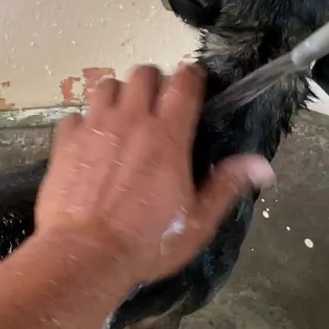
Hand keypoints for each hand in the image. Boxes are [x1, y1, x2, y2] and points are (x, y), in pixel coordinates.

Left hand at [35, 64, 273, 287]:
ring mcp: (94, 127)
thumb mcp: (197, 222)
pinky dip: (85, 123)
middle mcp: (131, 120)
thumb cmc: (146, 241)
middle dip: (155, 83)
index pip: (184, 82)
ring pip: (107, 85)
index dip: (192, 77)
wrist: (85, 255)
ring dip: (119, 96)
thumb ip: (227, 186)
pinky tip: (90, 144)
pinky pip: (76, 115)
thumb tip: (263, 165)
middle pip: (144, 73)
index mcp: (168, 135)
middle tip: (158, 108)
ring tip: (123, 120)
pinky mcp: (65, 141)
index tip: (194, 88)